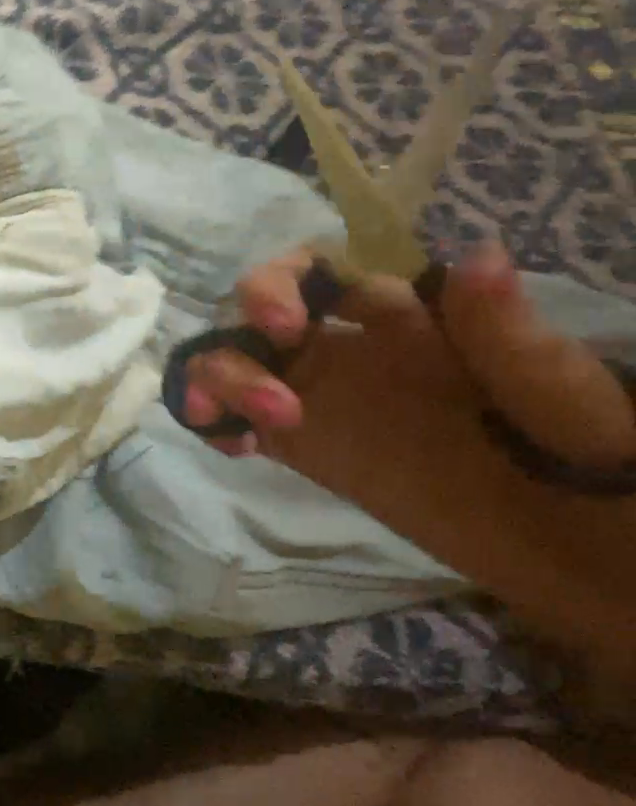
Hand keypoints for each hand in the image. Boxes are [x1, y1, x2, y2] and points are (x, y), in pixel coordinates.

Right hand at [181, 242, 635, 494]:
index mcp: (406, 317)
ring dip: (220, 380)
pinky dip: (213, 417)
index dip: (281, 283)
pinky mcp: (299, 442)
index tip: (282, 327)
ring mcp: (317, 392)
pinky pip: (232, 413)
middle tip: (270, 403)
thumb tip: (475, 252)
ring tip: (250, 428)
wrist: (587, 552)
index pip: (319, 269)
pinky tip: (230, 443)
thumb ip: (509, 335)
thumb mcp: (565, 400)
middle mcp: (349, 343)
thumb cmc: (592, 464)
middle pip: (254, 311)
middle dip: (238, 338)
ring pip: (232, 358)